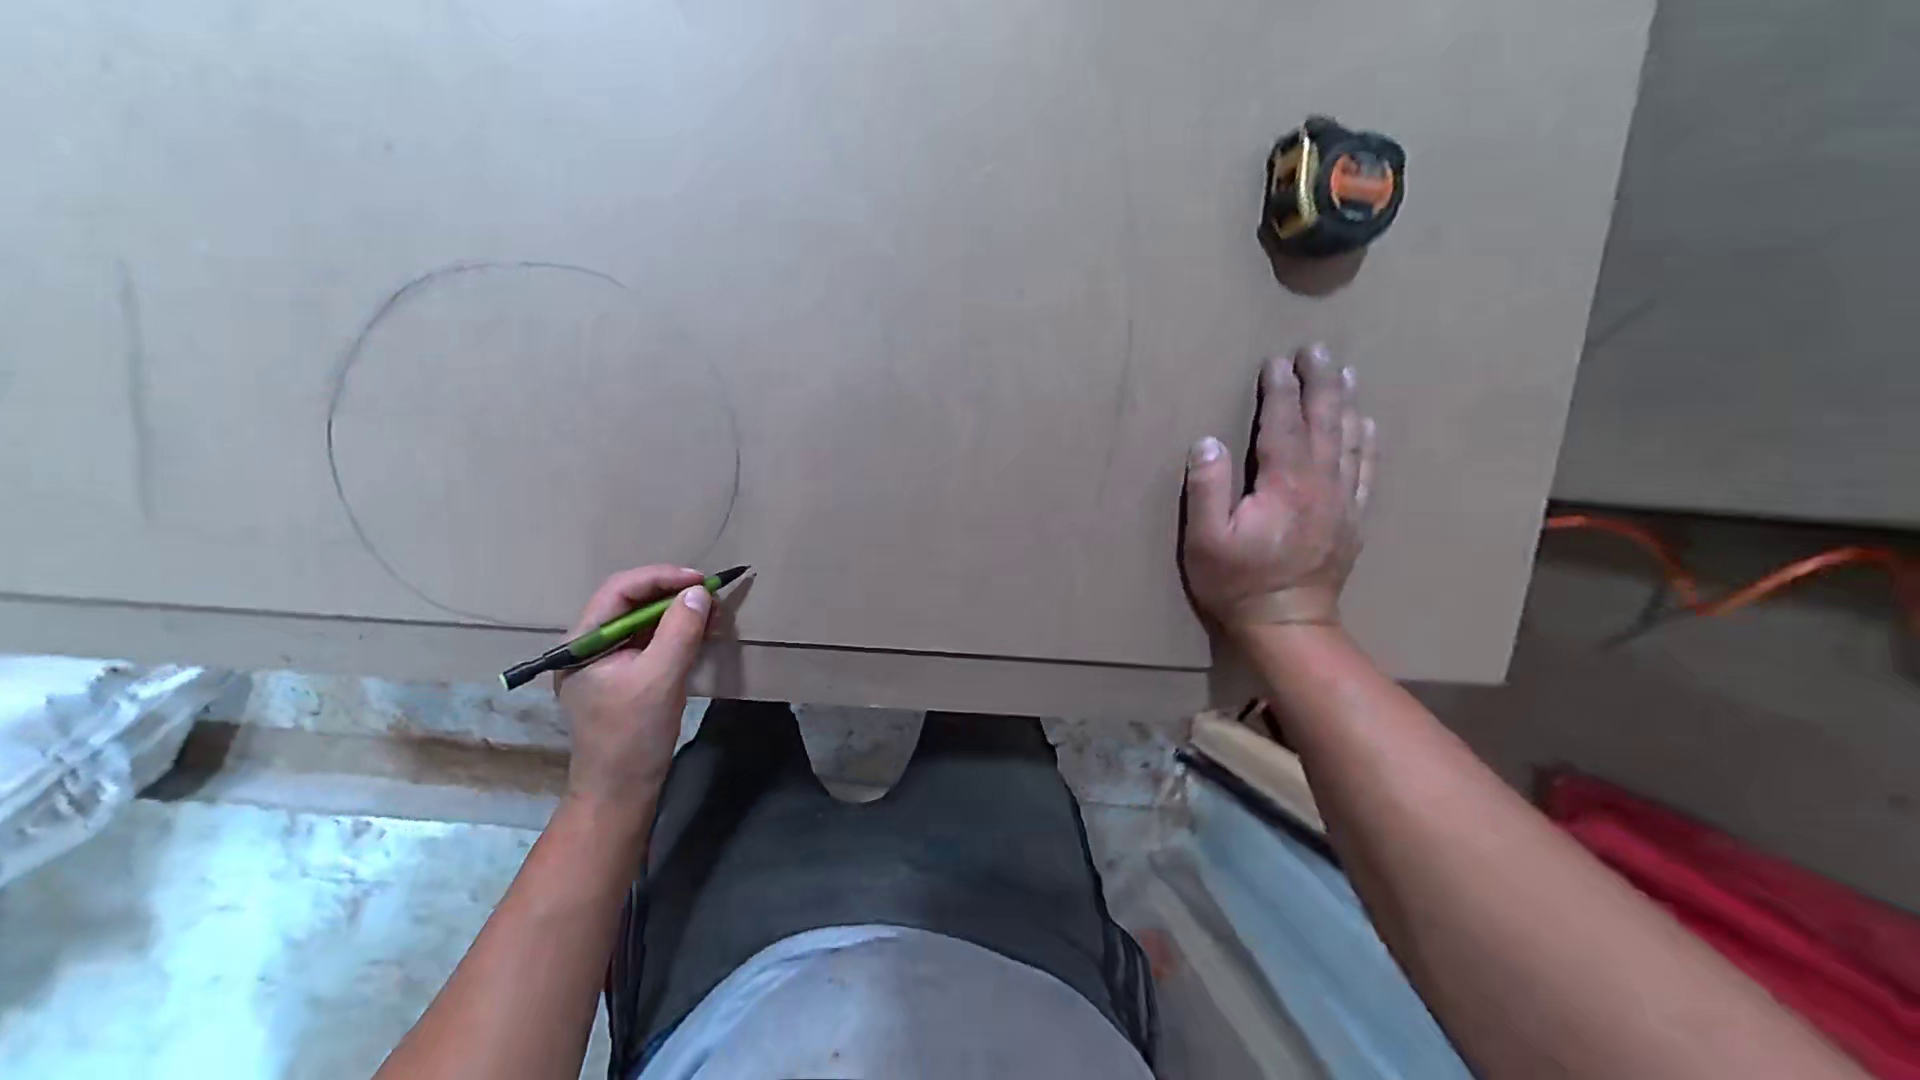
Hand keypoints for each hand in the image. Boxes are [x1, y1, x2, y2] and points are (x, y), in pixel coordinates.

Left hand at [553, 565, 711, 817]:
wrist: (620, 791)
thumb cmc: (633, 735)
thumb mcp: (660, 678)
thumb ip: (680, 631)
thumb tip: (699, 592)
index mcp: (583, 643)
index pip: (620, 591)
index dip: (661, 578)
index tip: (700, 580)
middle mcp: (591, 646)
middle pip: (631, 603)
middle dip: (673, 595)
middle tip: (711, 596)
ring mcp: (608, 663)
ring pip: (644, 622)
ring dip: (679, 613)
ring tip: (712, 613)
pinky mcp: (626, 677)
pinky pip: (652, 642)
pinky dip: (678, 633)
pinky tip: (701, 634)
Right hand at [1182, 343, 1376, 633]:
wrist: (1287, 625)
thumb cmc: (1237, 583)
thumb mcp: (1205, 540)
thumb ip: (1207, 488)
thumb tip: (1208, 442)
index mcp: (1284, 485)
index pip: (1283, 426)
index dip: (1279, 391)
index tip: (1276, 361)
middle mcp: (1321, 485)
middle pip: (1324, 423)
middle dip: (1319, 383)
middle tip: (1318, 349)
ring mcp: (1343, 502)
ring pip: (1351, 440)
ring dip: (1346, 403)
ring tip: (1344, 373)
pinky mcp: (1353, 520)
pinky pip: (1366, 470)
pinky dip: (1368, 441)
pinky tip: (1367, 422)